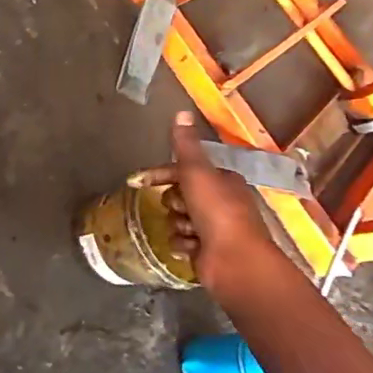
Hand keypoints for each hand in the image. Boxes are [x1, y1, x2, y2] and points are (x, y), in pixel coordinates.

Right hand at [133, 112, 274, 291]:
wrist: (235, 260)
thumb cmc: (217, 212)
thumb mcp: (197, 172)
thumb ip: (185, 145)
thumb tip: (181, 112)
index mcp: (222, 180)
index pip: (182, 170)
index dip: (159, 175)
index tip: (136, 182)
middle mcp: (220, 202)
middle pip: (177, 196)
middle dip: (174, 204)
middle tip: (184, 210)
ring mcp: (214, 228)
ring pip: (177, 220)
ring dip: (178, 225)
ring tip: (190, 232)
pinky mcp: (206, 251)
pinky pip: (181, 241)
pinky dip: (183, 244)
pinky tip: (191, 248)